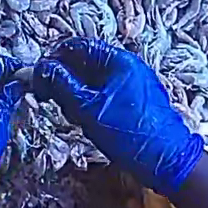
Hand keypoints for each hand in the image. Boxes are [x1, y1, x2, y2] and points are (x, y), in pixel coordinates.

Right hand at [35, 38, 202, 195]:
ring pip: (94, 81)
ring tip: (73, 115)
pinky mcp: (135, 102)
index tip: (39, 75)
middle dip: (64, 79)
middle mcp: (128, 67)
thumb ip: (61, 84)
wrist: (168, 161)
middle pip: (85, 63)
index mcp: (118, 60)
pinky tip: (87, 121)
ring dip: (76, 94)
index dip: (54, 58)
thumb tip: (40, 68)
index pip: (78, 46)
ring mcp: (133, 84)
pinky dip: (91, 103)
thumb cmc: (127, 131)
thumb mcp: (87, 107)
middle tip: (51, 97)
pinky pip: (105, 94)